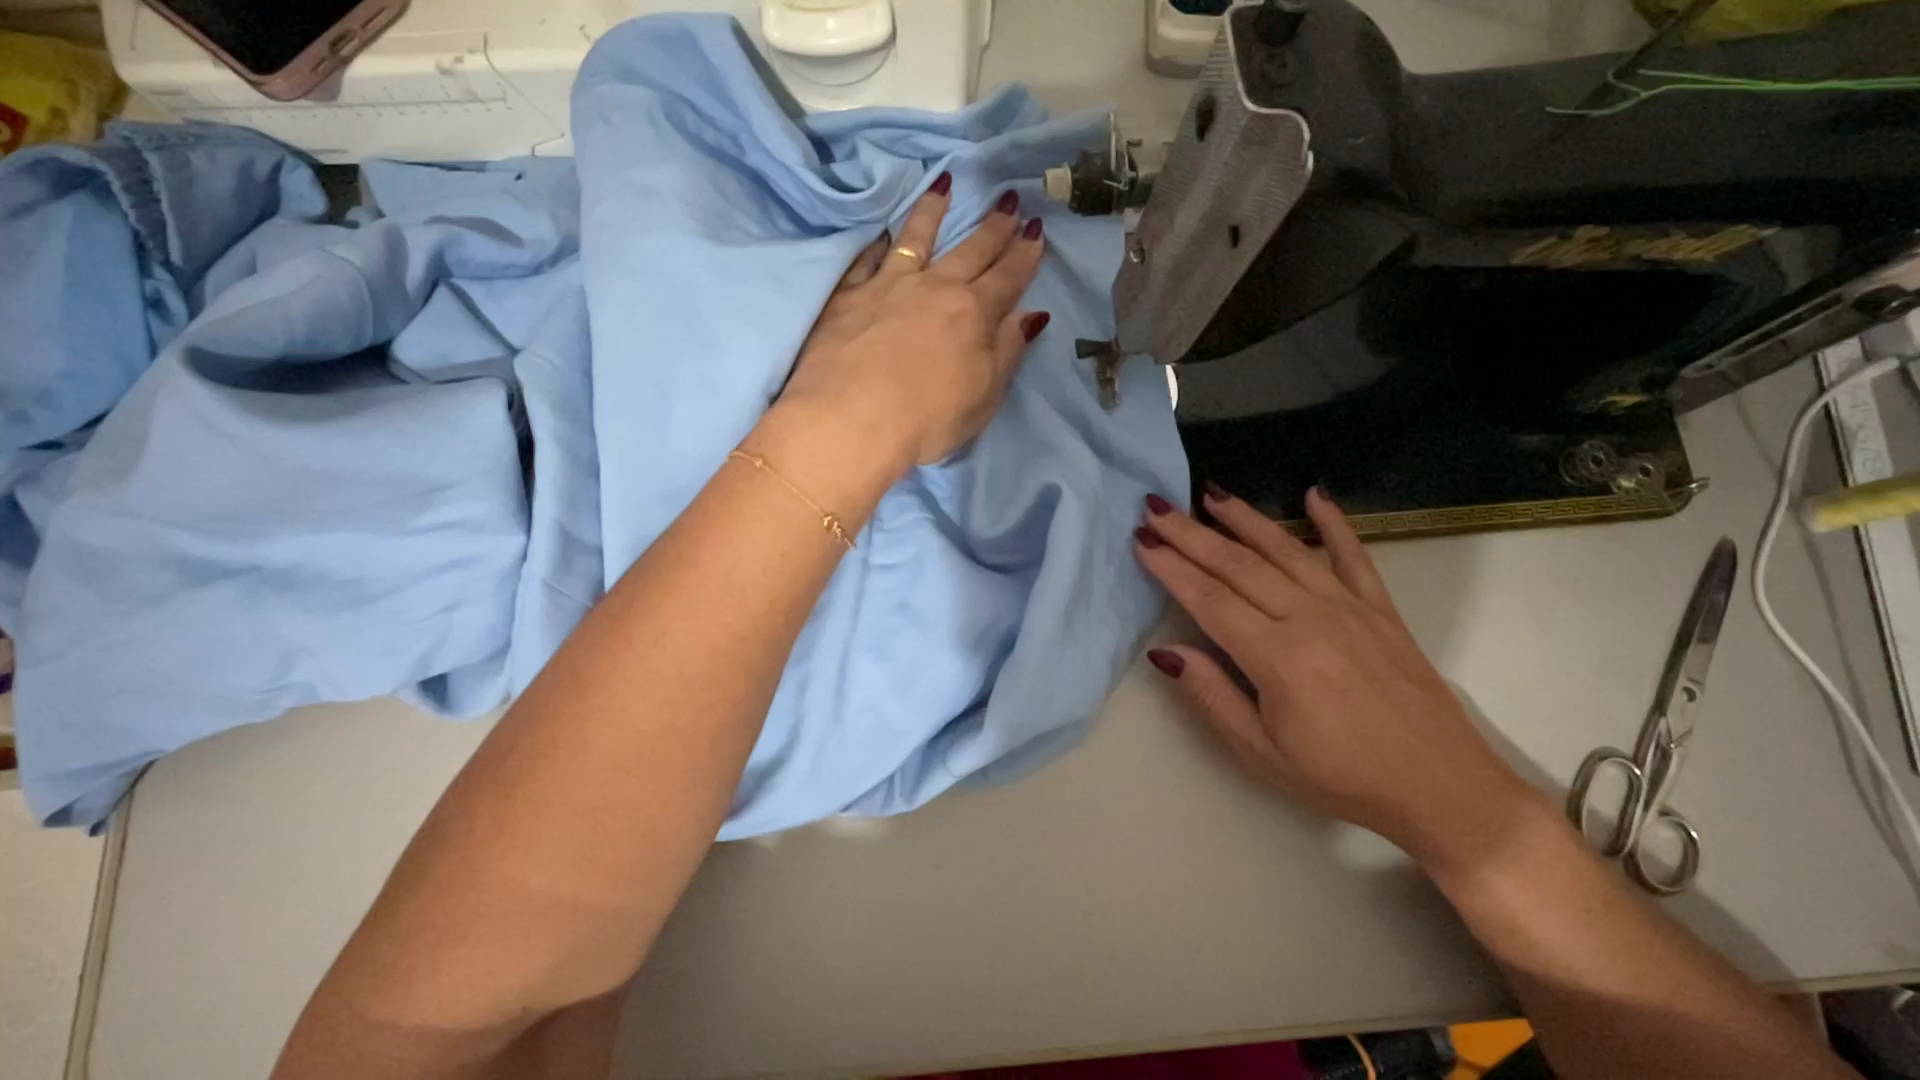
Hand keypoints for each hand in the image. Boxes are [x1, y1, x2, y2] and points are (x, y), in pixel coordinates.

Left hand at [777, 174, 1049, 468]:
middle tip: (1010, 199)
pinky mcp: (846, 296)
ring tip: (944, 184)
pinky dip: (876, 242)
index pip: (1008, 278)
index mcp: (973, 313)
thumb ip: (1008, 352)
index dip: (1026, 254)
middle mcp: (933, 288)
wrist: (850, 420)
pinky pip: (865, 259)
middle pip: (970, 251)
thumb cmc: (927, 419)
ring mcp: (887, 287)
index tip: (1037, 230)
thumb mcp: (985, 395)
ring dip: (933, 211)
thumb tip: (1030, 315)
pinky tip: (880, 231)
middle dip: (995, 226)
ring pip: (915, 239)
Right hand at [1134, 486, 1547, 872]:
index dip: (1171, 568)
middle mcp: (1311, 619)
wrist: (1440, 787)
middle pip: (1240, 565)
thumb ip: (1213, 696)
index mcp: (1277, 657)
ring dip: (1246, 518)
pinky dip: (1334, 522)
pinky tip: (1314, 494)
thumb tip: (1166, 652)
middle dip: (1193, 534)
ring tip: (1211, 494)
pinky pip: (1354, 556)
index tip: (1141, 541)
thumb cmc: (1341, 780)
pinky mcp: (1382, 610)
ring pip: (1287, 550)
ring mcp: (1351, 608)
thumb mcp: (1262, 754)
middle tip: (1157, 507)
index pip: (1210, 599)